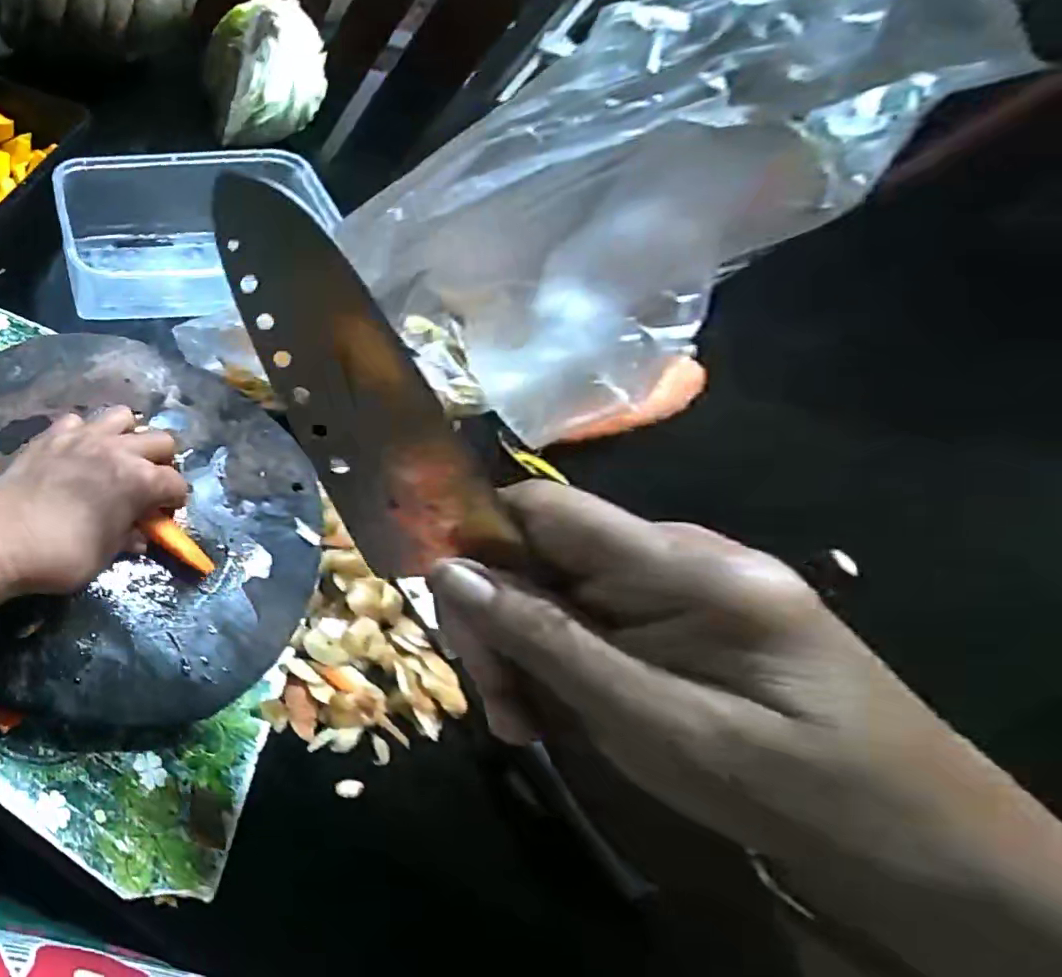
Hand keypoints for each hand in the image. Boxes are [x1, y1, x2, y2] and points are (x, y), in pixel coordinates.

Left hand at [0, 406, 188, 596]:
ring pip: (123, 416)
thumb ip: (126, 539)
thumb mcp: (104, 556)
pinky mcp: (53, 434)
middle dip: (161, 463)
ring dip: (128, 436)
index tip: (163, 515)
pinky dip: (85, 434)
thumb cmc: (60, 554)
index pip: (175, 483)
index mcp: (139, 480)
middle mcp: (118, 449)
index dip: (174, 501)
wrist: (1, 536)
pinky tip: (77, 454)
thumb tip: (139, 535)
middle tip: (146, 486)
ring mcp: (84, 435)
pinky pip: (79, 421)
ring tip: (116, 459)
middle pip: (161, 440)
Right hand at [425, 483, 1061, 903]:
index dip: (473, 533)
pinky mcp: (671, 612)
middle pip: (536, 555)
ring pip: (546, 590)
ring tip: (520, 721)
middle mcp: (676, 555)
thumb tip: (444, 571)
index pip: (543, 507)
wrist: (925, 852)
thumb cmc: (793, 788)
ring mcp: (674, 583)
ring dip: (517, 651)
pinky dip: (548, 660)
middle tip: (490, 699)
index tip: (433, 596)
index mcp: (688, 567)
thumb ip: (544, 639)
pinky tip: (547, 710)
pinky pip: (577, 615)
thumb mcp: (651, 722)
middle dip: (494, 621)